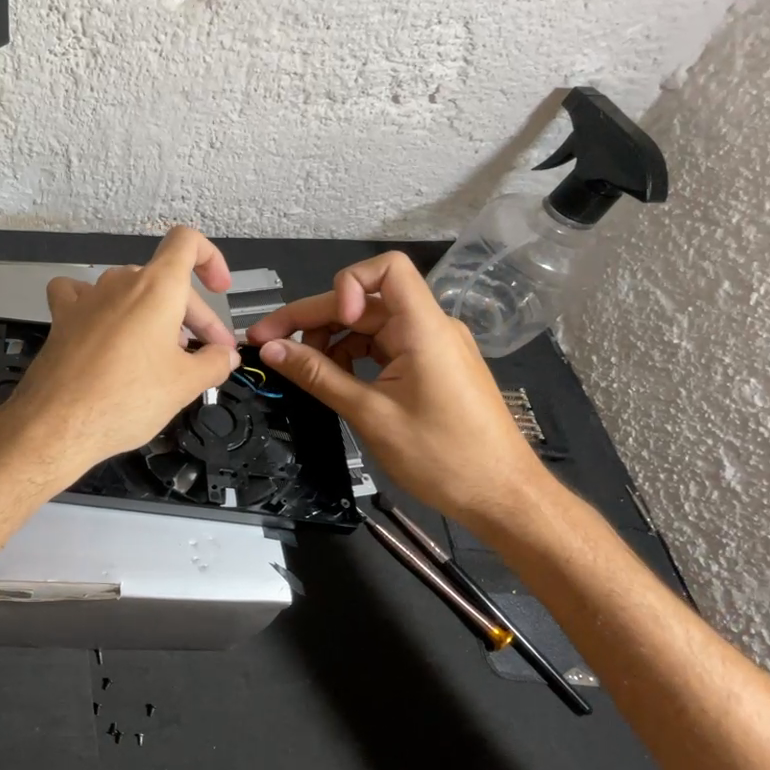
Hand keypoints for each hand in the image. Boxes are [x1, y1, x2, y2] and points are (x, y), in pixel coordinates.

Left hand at [0, 227, 240, 482]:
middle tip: (206, 355)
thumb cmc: (126, 398)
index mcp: (156, 287)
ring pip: (129, 291)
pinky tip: (104, 327)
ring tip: (160, 354)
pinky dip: (98, 306)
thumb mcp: (185, 385)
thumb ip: (214, 363)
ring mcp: (87, 298)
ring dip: (151, 316)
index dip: (210, 259)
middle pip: (164, 281)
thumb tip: (224, 355)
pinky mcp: (61, 317)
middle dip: (192, 315)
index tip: (220, 289)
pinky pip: (81, 295)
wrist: (58, 422)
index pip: (186, 242)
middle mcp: (119, 282)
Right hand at [245, 251, 552, 524]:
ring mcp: (432, 347)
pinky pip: (383, 346)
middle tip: (266, 343)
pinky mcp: (432, 368)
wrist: (503, 499)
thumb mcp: (370, 415)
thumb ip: (317, 375)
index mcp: (423, 329)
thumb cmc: (442, 457)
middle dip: (314, 318)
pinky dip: (352, 356)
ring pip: (370, 324)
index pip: (386, 269)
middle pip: (364, 301)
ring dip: (330, 339)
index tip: (320, 325)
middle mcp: (430, 328)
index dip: (345, 284)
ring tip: (300, 370)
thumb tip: (270, 349)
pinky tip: (331, 379)